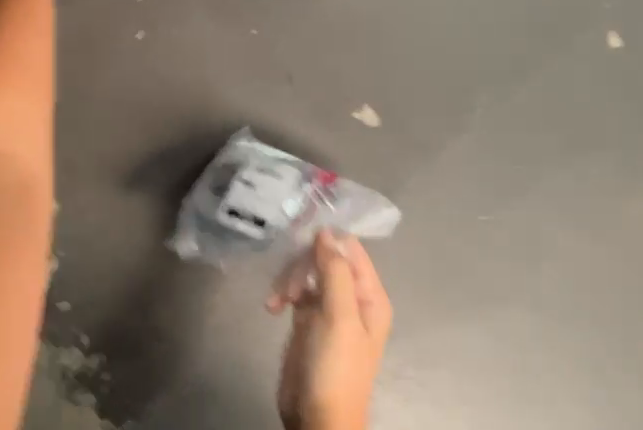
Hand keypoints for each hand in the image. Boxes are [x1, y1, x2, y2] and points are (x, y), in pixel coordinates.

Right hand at [268, 231, 392, 429]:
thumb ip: (335, 272)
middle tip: (289, 283)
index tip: (299, 232)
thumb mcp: (340, 317)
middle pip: (325, 258)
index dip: (327, 238)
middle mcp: (352, 298)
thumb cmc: (336, 368)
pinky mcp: (307, 320)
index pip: (351, 250)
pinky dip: (283, 293)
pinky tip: (272, 306)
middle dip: (303, 264)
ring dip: (289, 279)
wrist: (317, 418)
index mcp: (370, 296)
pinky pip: (295, 291)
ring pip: (307, 273)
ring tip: (277, 299)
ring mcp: (329, 309)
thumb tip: (326, 231)